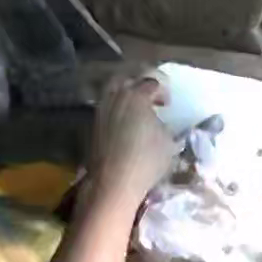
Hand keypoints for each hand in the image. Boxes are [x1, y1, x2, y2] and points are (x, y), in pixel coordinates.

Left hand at [88, 74, 177, 205]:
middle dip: (139, 85)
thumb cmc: (147, 159)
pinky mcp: (93, 125)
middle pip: (126, 80)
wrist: (114, 181)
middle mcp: (115, 97)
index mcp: (136, 96)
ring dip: (125, 98)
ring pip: (112, 93)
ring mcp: (101, 110)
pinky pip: (106, 108)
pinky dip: (117, 110)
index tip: (168, 104)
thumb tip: (161, 124)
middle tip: (149, 98)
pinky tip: (125, 124)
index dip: (162, 92)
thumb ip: (165, 126)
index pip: (151, 84)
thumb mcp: (169, 142)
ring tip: (137, 112)